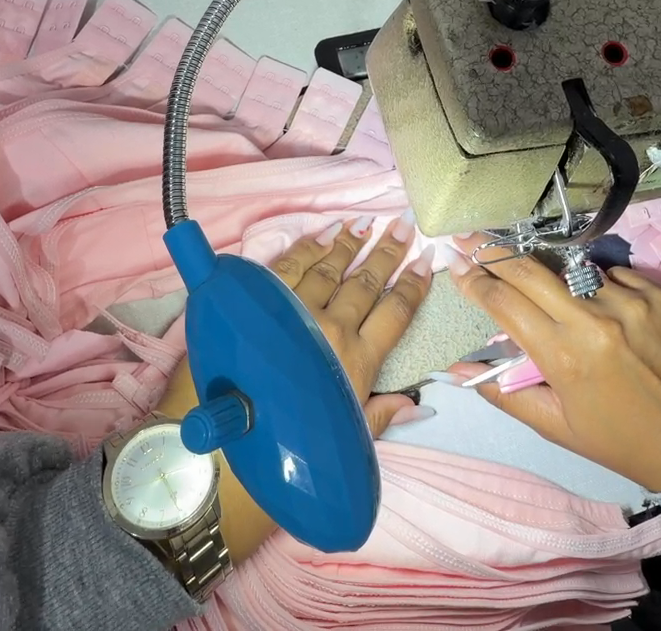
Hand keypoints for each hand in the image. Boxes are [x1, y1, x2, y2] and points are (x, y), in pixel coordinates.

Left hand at [263, 216, 433, 434]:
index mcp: (357, 359)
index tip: (426, 259)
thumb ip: (382, 414)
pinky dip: (311, 246)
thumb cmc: (295, 437)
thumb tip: (418, 406)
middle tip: (405, 224)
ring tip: (370, 224)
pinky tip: (327, 232)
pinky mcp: (264, 301)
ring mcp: (297, 311)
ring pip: (332, 268)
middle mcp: (332, 328)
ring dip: (352, 242)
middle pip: (367, 281)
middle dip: (388, 251)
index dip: (414, 284)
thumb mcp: (346, 435)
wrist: (233, 435)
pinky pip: (292, 266)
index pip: (396, 312)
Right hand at [447, 256, 660, 492]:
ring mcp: (629, 300)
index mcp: (563, 356)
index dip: (474, 281)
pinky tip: (601, 306)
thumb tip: (455, 368)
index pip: (503, 302)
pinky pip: (611, 273)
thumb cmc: (619, 439)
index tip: (456, 265)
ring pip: (569, 269)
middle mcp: (593, 320)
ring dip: (550, 275)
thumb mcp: (556, 426)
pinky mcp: (658, 292)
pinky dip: (596, 284)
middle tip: (470, 236)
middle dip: (492, 251)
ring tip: (548, 288)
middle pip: (528, 269)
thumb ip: (503, 392)